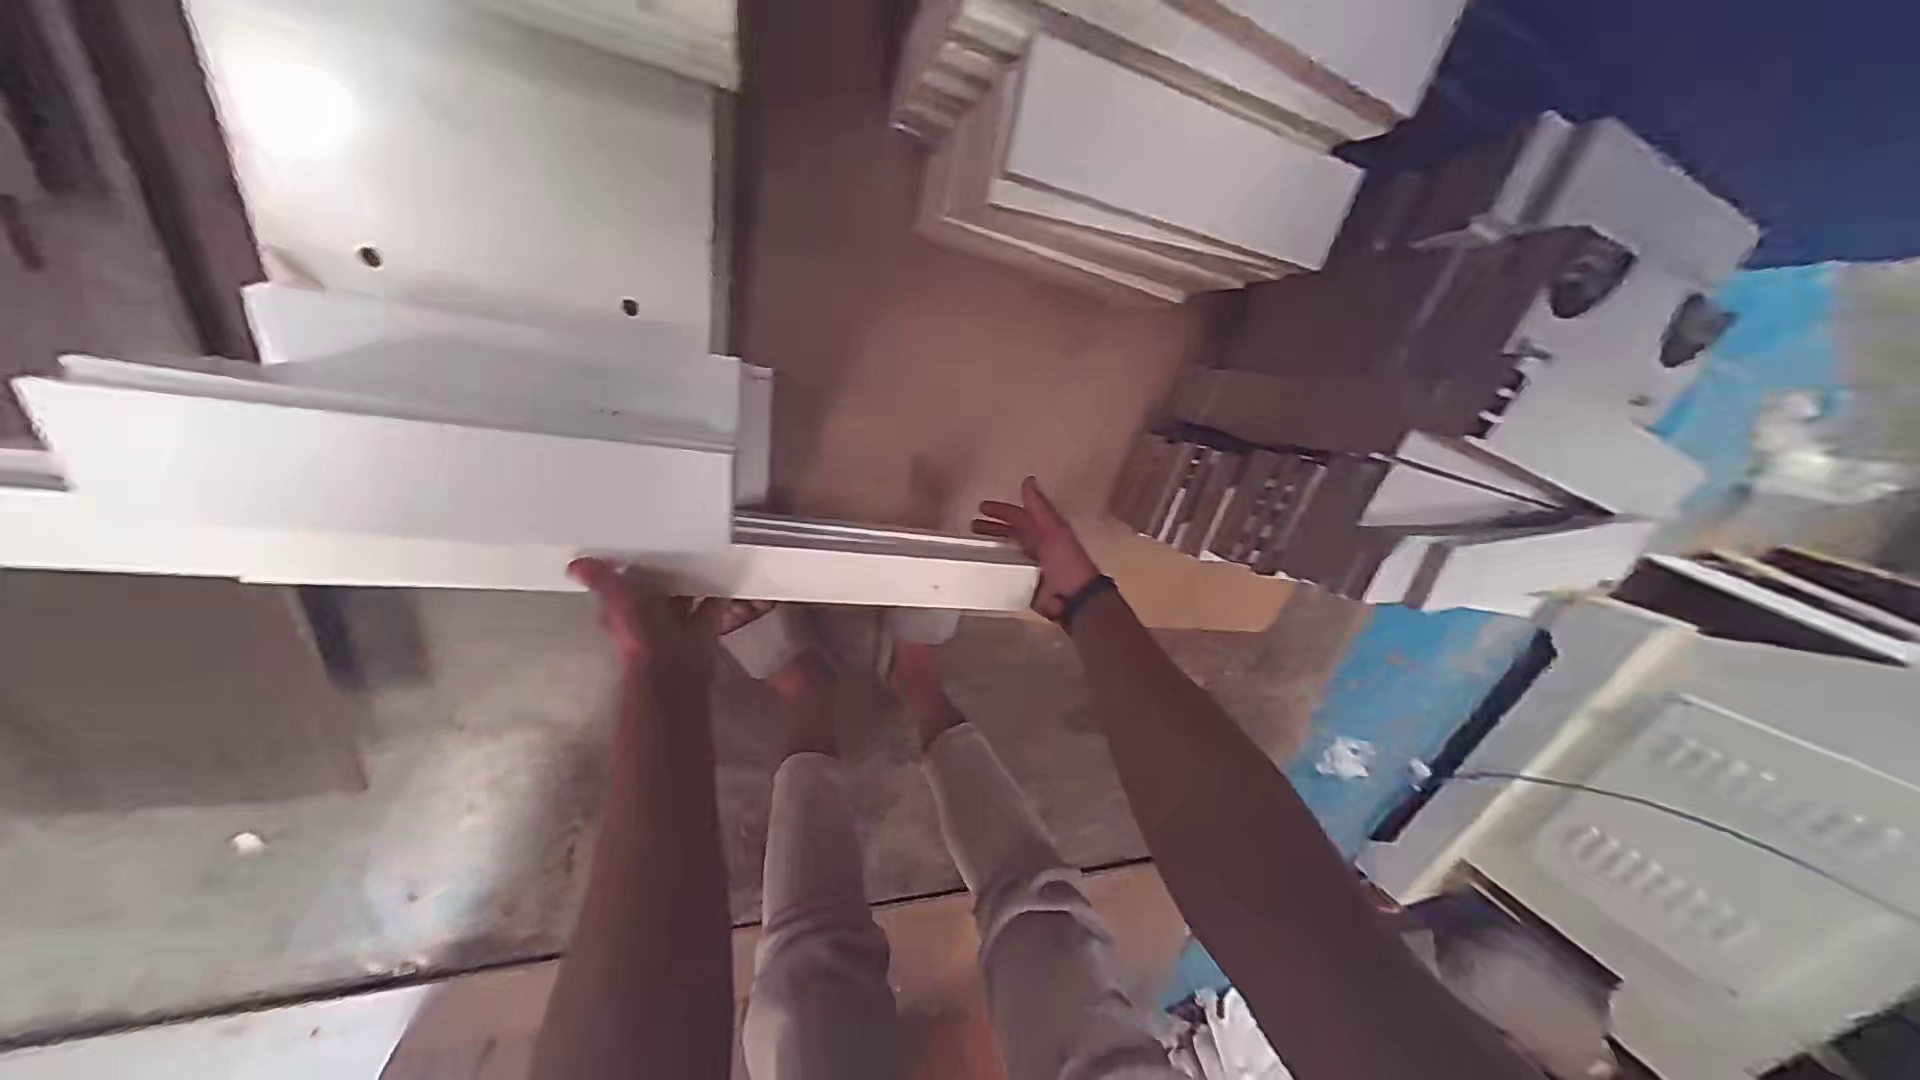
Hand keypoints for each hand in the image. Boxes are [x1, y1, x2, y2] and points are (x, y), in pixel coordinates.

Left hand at [569, 558, 725, 678]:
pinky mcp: (700, 629)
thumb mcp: (617, 599)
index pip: (622, 584)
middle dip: (663, 575)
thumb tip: (577, 565)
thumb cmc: (642, 639)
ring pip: (681, 598)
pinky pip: (709, 607)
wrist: (674, 667)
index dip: (628, 568)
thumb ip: (601, 580)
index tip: (635, 549)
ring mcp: (675, 624)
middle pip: (655, 590)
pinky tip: (718, 584)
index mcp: (623, 610)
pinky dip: (714, 597)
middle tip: (671, 552)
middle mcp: (648, 618)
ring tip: (696, 563)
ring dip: (688, 584)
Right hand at [972, 476, 1101, 620]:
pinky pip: (1006, 573)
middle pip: (1011, 533)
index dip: (1001, 510)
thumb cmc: (1066, 562)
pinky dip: (993, 569)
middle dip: (992, 528)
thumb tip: (1028, 480)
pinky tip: (980, 569)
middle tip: (971, 526)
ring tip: (971, 547)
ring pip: (1007, 552)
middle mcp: (1036, 547)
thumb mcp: (1053, 530)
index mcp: (1044, 531)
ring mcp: (1030, 566)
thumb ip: (1039, 507)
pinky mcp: (1025, 584)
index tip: (980, 507)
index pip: (1018, 516)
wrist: (1074, 599)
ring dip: (991, 548)